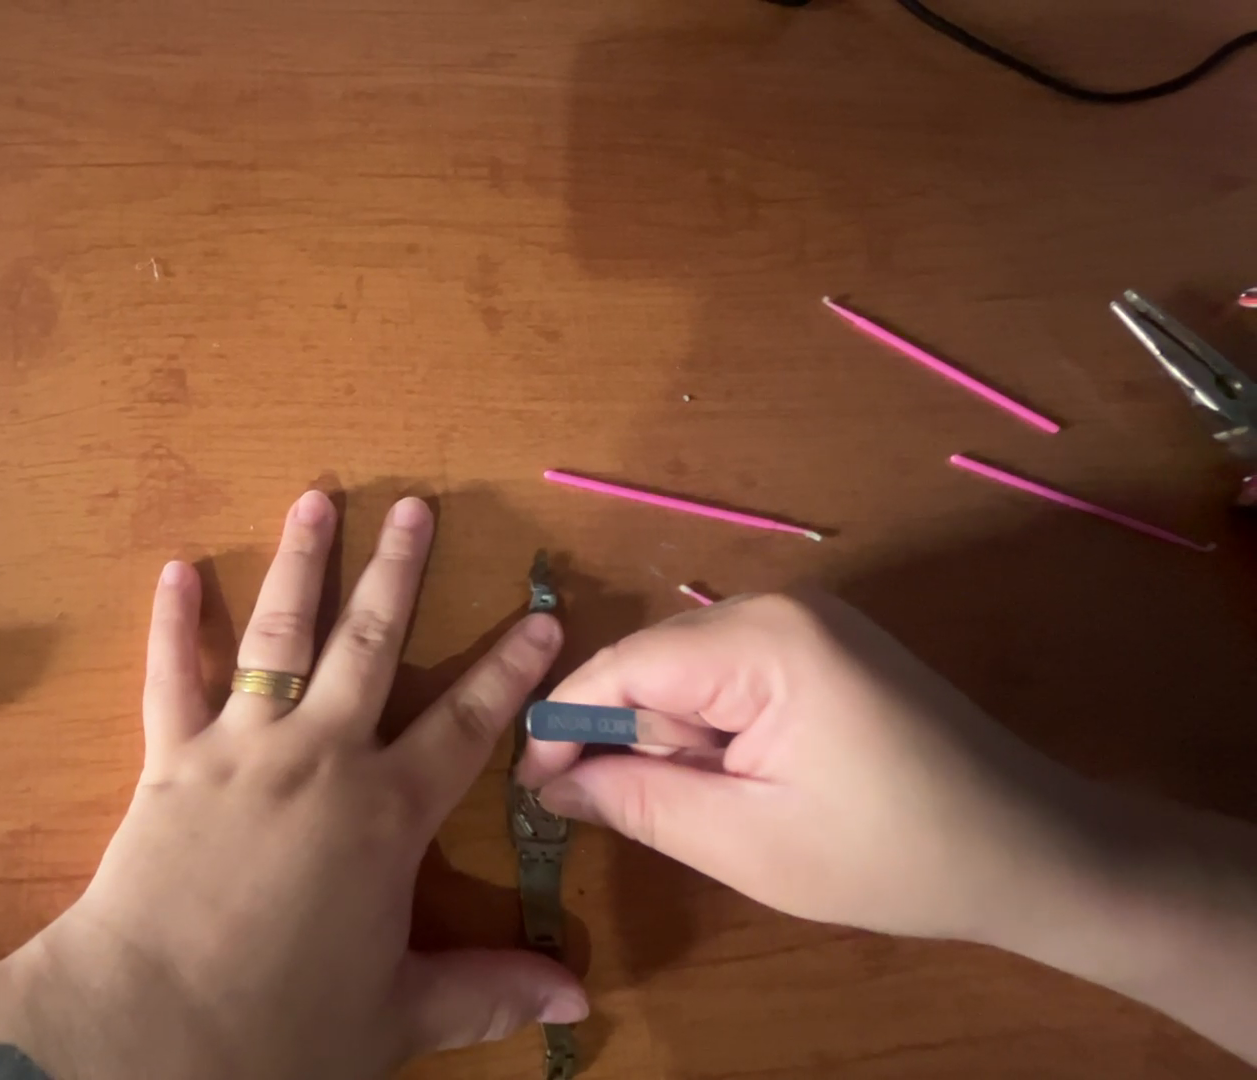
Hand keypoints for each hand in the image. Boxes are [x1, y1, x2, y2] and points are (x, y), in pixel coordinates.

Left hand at [1, 492, 584, 1079]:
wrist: (151, 1034)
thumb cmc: (283, 1028)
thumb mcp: (397, 1016)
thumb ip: (487, 993)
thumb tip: (579, 1003)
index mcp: (384, 812)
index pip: (466, 725)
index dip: (508, 671)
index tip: (541, 616)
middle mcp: (320, 755)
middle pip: (369, 644)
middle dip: (396, 571)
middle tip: (413, 506)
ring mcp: (242, 745)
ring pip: (277, 636)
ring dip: (298, 565)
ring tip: (313, 500)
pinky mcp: (172, 754)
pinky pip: (170, 675)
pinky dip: (172, 622)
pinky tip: (176, 568)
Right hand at [519, 592, 1114, 949]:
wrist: (1047, 855)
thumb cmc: (897, 858)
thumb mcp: (746, 844)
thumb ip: (634, 801)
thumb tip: (547, 784)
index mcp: (761, 641)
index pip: (622, 667)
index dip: (566, 723)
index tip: (533, 783)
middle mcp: (769, 605)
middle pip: (646, 665)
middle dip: (629, 737)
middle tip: (642, 807)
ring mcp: (791, 615)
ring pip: (673, 671)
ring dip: (671, 737)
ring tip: (724, 796)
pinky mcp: (803, 636)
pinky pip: (710, 671)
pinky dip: (702, 725)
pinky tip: (744, 769)